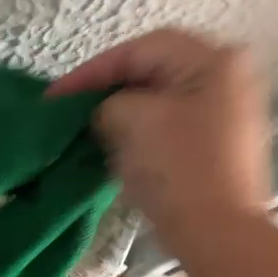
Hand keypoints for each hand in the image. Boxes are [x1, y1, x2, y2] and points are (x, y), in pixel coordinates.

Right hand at [47, 29, 270, 235]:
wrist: (215, 227)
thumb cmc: (177, 168)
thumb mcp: (132, 121)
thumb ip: (108, 104)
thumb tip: (101, 112)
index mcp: (213, 60)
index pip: (140, 49)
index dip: (91, 71)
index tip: (52, 98)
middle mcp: (226, 74)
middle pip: (152, 69)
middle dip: (105, 87)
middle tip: (66, 110)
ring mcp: (222, 108)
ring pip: (156, 96)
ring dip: (117, 110)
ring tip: (82, 129)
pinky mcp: (212, 139)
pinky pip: (164, 121)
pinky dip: (133, 128)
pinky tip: (110, 145)